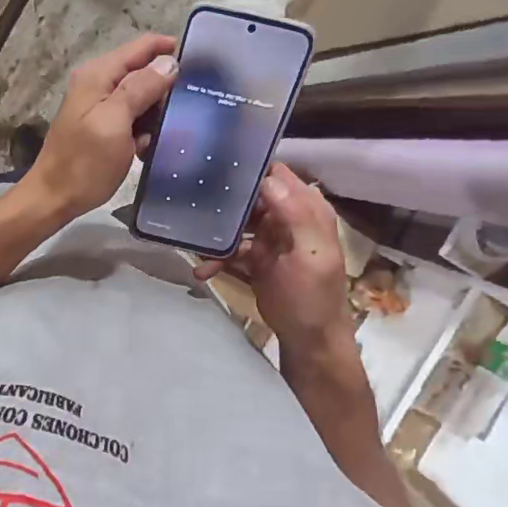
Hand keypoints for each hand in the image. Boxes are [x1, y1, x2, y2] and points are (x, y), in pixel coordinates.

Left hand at [17, 33, 178, 221]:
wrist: (55, 198)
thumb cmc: (84, 163)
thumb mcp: (115, 122)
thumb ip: (141, 88)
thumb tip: (169, 62)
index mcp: (98, 75)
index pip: (142, 47)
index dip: (171, 52)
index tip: (202, 68)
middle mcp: (98, 83)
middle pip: (144, 73)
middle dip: (165, 92)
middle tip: (182, 116)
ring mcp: (100, 106)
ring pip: (143, 99)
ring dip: (155, 117)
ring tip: (162, 138)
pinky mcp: (104, 127)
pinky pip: (134, 120)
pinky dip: (144, 132)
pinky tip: (145, 150)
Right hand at [194, 163, 354, 354]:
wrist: (308, 338)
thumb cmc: (312, 296)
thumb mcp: (310, 256)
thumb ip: (296, 215)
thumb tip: (267, 179)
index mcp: (307, 210)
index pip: (277, 175)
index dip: (251, 169)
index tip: (218, 168)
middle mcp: (288, 217)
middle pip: (251, 196)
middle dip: (225, 200)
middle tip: (195, 201)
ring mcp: (270, 237)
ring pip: (236, 222)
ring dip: (216, 232)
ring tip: (194, 240)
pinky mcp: (255, 256)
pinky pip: (230, 248)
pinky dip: (216, 257)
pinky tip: (203, 269)